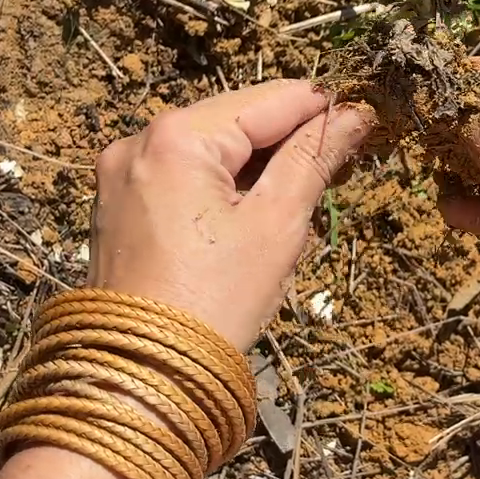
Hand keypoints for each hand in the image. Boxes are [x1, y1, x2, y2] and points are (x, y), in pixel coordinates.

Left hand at [90, 81, 372, 349]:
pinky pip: (183, 173)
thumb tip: (355, 114)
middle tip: (334, 169)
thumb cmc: (218, 298)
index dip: (320, 107)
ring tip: (293, 203)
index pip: (268, 101)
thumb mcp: (278, 222)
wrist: (142, 378)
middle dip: (286, 141)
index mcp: (178, 137)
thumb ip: (314, 157)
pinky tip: (251, 216)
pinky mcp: (117, 203)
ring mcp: (121, 172)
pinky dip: (223, 184)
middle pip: (235, 120)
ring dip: (257, 165)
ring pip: (211, 148)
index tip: (362, 117)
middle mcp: (139, 141)